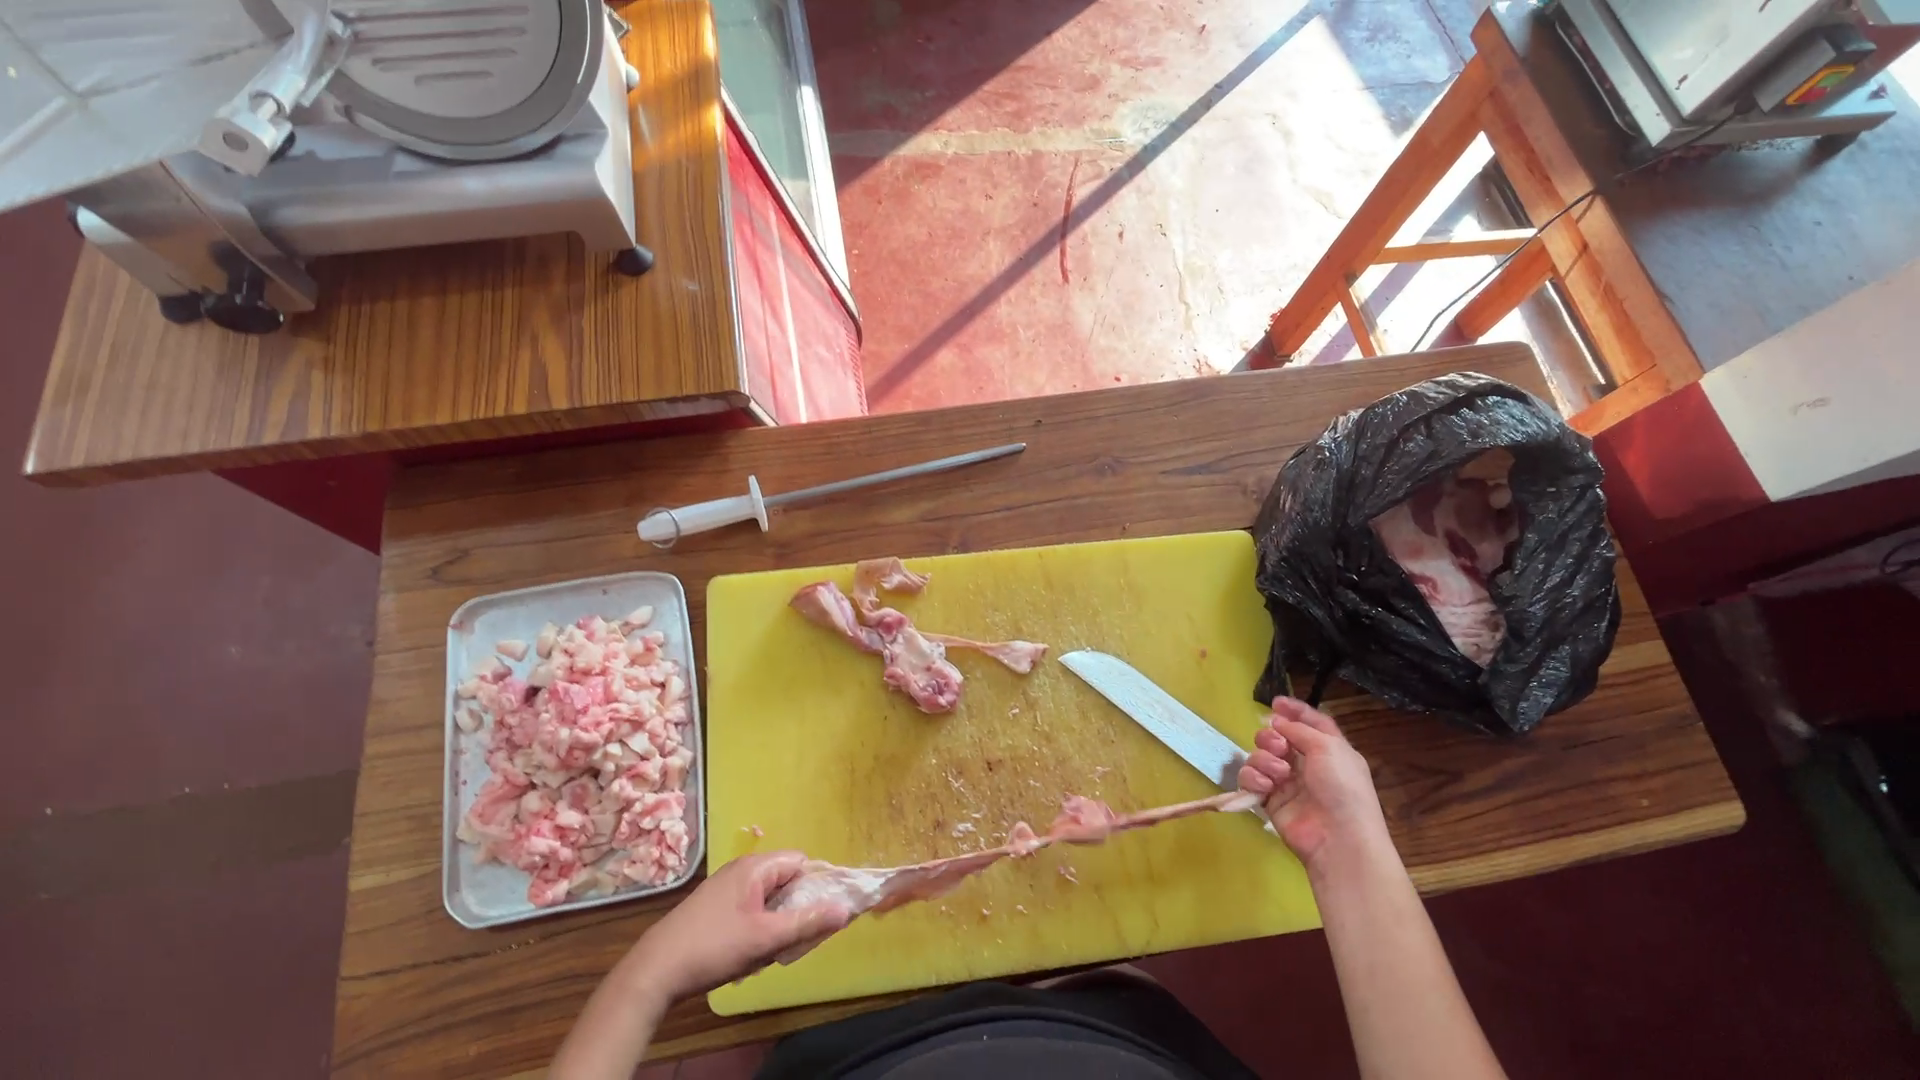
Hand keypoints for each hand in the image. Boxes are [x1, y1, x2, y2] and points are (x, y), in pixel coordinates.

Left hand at [624, 851, 851, 1000]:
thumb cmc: (714, 947)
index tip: (821, 915)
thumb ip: (808, 922)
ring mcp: (725, 889)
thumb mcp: (766, 938)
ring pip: (769, 900)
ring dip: (777, 924)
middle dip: (795, 910)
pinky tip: (749, 955)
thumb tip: (846, 909)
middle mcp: (741, 870)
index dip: (817, 886)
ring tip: (769, 951)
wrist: (655, 972)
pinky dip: (758, 929)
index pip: (801, 862)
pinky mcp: (714, 908)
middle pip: (786, 881)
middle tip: (793, 939)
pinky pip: (751, 911)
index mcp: (755, 867)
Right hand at [1237, 697, 1391, 875]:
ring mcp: (1286, 781)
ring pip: (1260, 755)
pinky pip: (1250, 778)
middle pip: (1278, 737)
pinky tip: (1266, 786)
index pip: (1310, 722)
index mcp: (1329, 749)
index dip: (1294, 710)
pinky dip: (1254, 778)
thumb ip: (1299, 729)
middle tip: (1279, 747)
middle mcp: (1307, 763)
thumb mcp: (1328, 747)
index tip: (1275, 702)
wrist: (1337, 836)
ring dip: (1264, 759)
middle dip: (1272, 736)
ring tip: (1279, 774)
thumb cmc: (1342, 788)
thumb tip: (1276, 721)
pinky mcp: (1269, 799)